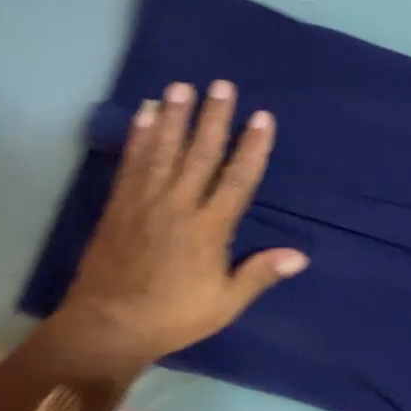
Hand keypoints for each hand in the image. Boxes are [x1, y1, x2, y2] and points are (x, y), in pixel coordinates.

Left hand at [46, 80, 307, 371]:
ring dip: (175, 116)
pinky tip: (145, 114)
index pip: (237, 180)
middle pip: (200, 154)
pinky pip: (132, 162)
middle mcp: (179, 205)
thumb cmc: (173, 316)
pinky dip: (139, 136)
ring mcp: (146, 201)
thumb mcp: (224, 304)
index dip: (251, 148)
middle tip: (222, 85)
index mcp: (209, 229)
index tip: (262, 118)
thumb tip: (300, 255)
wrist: (109, 324)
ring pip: (164, 150)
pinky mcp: (119, 204)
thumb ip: (259, 274)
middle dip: (213, 118)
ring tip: (183, 87)